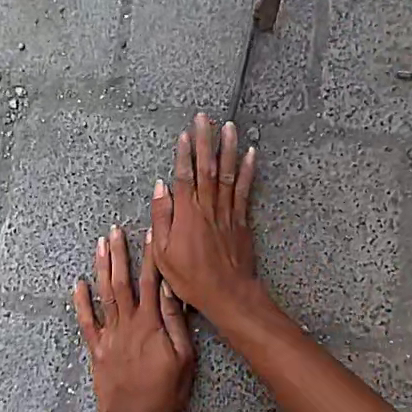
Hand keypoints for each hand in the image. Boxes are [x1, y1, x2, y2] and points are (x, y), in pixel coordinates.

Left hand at [73, 225, 194, 411]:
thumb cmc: (164, 390)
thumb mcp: (184, 356)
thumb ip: (177, 321)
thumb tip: (174, 290)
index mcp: (151, 322)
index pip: (152, 281)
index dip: (152, 256)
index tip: (151, 233)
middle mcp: (128, 322)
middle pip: (123, 281)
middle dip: (120, 253)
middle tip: (115, 230)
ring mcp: (110, 334)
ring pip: (104, 294)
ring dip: (101, 268)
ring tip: (99, 245)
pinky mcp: (98, 349)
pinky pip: (87, 321)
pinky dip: (81, 302)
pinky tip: (78, 284)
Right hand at [151, 114, 263, 321]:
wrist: (227, 293)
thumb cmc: (190, 278)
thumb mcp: (163, 254)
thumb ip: (162, 218)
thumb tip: (160, 187)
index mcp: (186, 214)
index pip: (184, 176)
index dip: (184, 153)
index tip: (185, 133)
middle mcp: (208, 207)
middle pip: (207, 167)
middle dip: (205, 140)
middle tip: (204, 118)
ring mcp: (227, 211)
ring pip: (228, 173)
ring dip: (228, 148)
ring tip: (228, 126)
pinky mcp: (241, 219)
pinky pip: (245, 190)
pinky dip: (249, 170)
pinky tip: (251, 153)